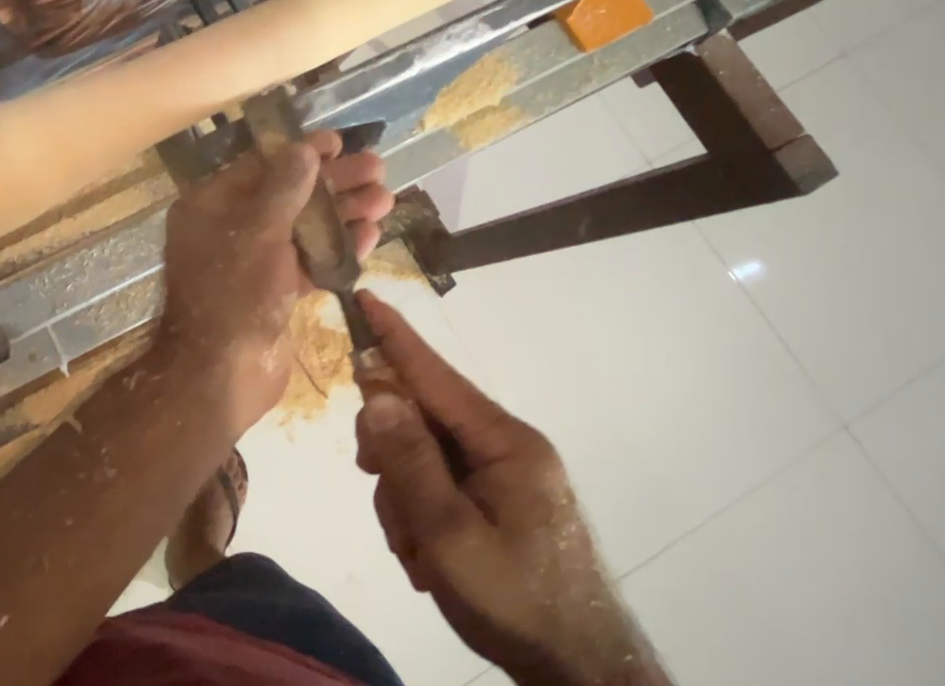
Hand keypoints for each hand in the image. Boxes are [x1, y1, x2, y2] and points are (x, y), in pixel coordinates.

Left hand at [159, 131, 393, 436]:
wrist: (223, 372)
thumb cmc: (233, 292)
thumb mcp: (258, 230)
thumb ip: (284, 188)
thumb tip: (303, 149)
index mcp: (209, 206)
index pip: (258, 167)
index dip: (300, 152)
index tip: (339, 141)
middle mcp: (227, 229)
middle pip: (286, 195)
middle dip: (332, 183)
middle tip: (378, 168)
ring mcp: (251, 262)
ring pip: (302, 228)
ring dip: (342, 213)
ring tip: (386, 198)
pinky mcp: (273, 292)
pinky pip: (308, 261)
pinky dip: (336, 249)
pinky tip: (370, 235)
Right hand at [352, 293, 669, 685]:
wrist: (582, 670)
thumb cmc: (516, 599)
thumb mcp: (450, 533)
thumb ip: (408, 460)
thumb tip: (375, 392)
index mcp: (503, 441)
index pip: (434, 374)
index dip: (394, 336)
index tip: (362, 296)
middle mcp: (505, 446)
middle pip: (419, 418)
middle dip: (390, 456)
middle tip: (387, 499)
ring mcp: (503, 475)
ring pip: (421, 456)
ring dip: (404, 498)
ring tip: (419, 552)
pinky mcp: (498, 501)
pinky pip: (437, 484)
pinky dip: (420, 515)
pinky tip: (428, 557)